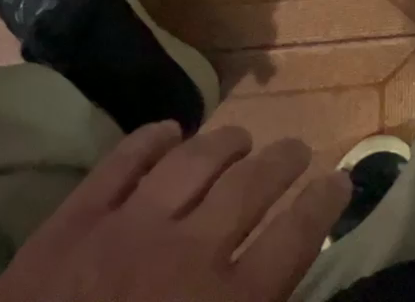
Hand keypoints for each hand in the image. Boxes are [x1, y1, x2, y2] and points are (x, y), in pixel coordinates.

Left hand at [0, 122, 351, 301]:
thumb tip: (275, 289)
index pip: (294, 236)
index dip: (323, 202)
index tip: (340, 178)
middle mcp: (188, 253)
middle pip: (252, 186)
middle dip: (284, 161)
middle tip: (297, 149)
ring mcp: (129, 228)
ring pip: (195, 162)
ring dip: (226, 143)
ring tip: (241, 136)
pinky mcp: (74, 221)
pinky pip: (121, 163)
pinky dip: (150, 139)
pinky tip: (170, 129)